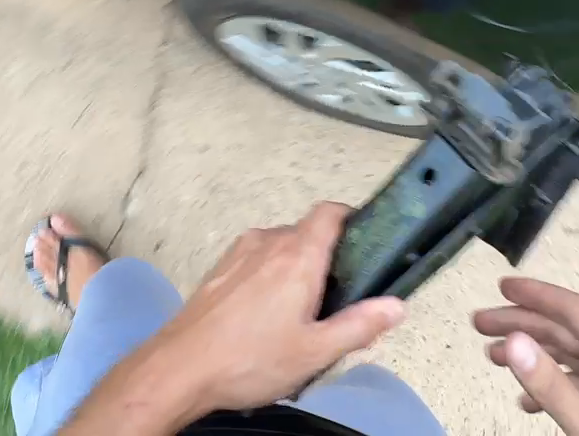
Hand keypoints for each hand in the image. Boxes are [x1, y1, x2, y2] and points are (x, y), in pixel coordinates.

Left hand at [156, 202, 407, 414]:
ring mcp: (242, 250)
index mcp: (299, 255)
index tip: (362, 238)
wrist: (182, 366)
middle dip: (324, 257)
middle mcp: (271, 241)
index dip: (349, 217)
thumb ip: (359, 325)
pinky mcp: (222, 264)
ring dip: (294, 267)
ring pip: (281, 246)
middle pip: (307, 232)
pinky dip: (268, 273)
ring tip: (294, 313)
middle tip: (331, 298)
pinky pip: (257, 257)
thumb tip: (396, 305)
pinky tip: (263, 313)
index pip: (330, 212)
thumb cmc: (251, 359)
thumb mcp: (315, 352)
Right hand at [475, 277, 578, 435]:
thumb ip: (551, 387)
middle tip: (479, 325)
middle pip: (567, 331)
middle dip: (523, 325)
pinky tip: (527, 404)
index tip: (501, 287)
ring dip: (534, 356)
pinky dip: (554, 386)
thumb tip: (513, 340)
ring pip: (572, 358)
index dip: (536, 294)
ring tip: (492, 358)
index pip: (573, 310)